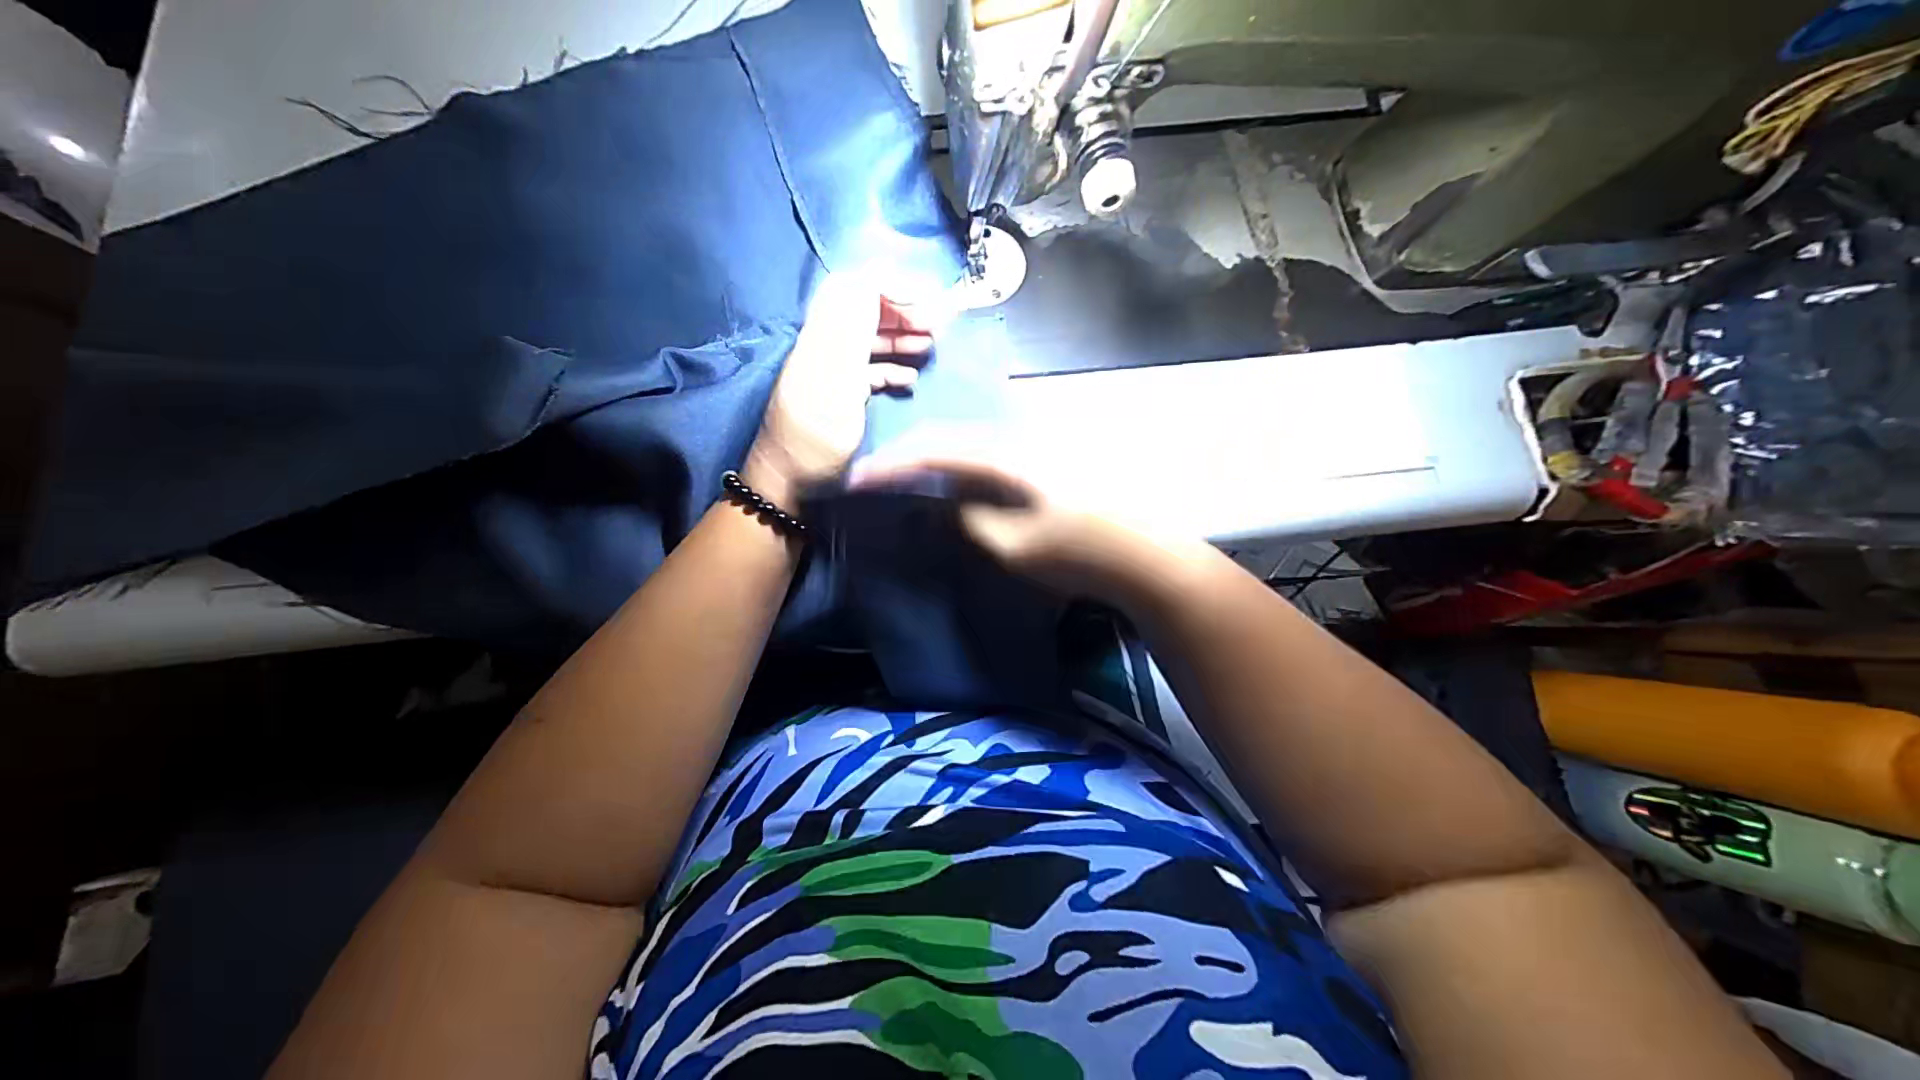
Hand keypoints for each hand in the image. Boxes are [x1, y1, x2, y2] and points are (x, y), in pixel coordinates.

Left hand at [743, 275, 942, 506]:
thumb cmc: (813, 442)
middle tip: (935, 323)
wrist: (786, 486)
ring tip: (931, 344)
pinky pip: (867, 369)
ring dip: (900, 336)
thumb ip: (851, 332)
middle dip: (901, 309)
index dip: (889, 285)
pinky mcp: (837, 395)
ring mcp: (830, 372)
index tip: (924, 301)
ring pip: (868, 339)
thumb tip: (870, 278)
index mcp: (821, 341)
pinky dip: (892, 368)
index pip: (853, 288)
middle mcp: (823, 348)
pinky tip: (911, 379)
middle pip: (862, 310)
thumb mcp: (835, 386)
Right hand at [849, 442, 1217, 605]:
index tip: (858, 481)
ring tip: (910, 482)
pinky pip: (994, 458)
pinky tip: (960, 488)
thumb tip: (944, 503)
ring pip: (973, 446)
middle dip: (910, 456)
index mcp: (1005, 456)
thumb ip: (969, 521)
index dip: (891, 465)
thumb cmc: (1078, 553)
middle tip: (878, 477)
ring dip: (938, 461)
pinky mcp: (1052, 466)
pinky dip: (965, 470)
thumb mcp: (1012, 546)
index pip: (934, 451)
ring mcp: (1040, 450)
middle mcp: (1020, 441)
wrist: (1146, 557)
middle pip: (952, 438)